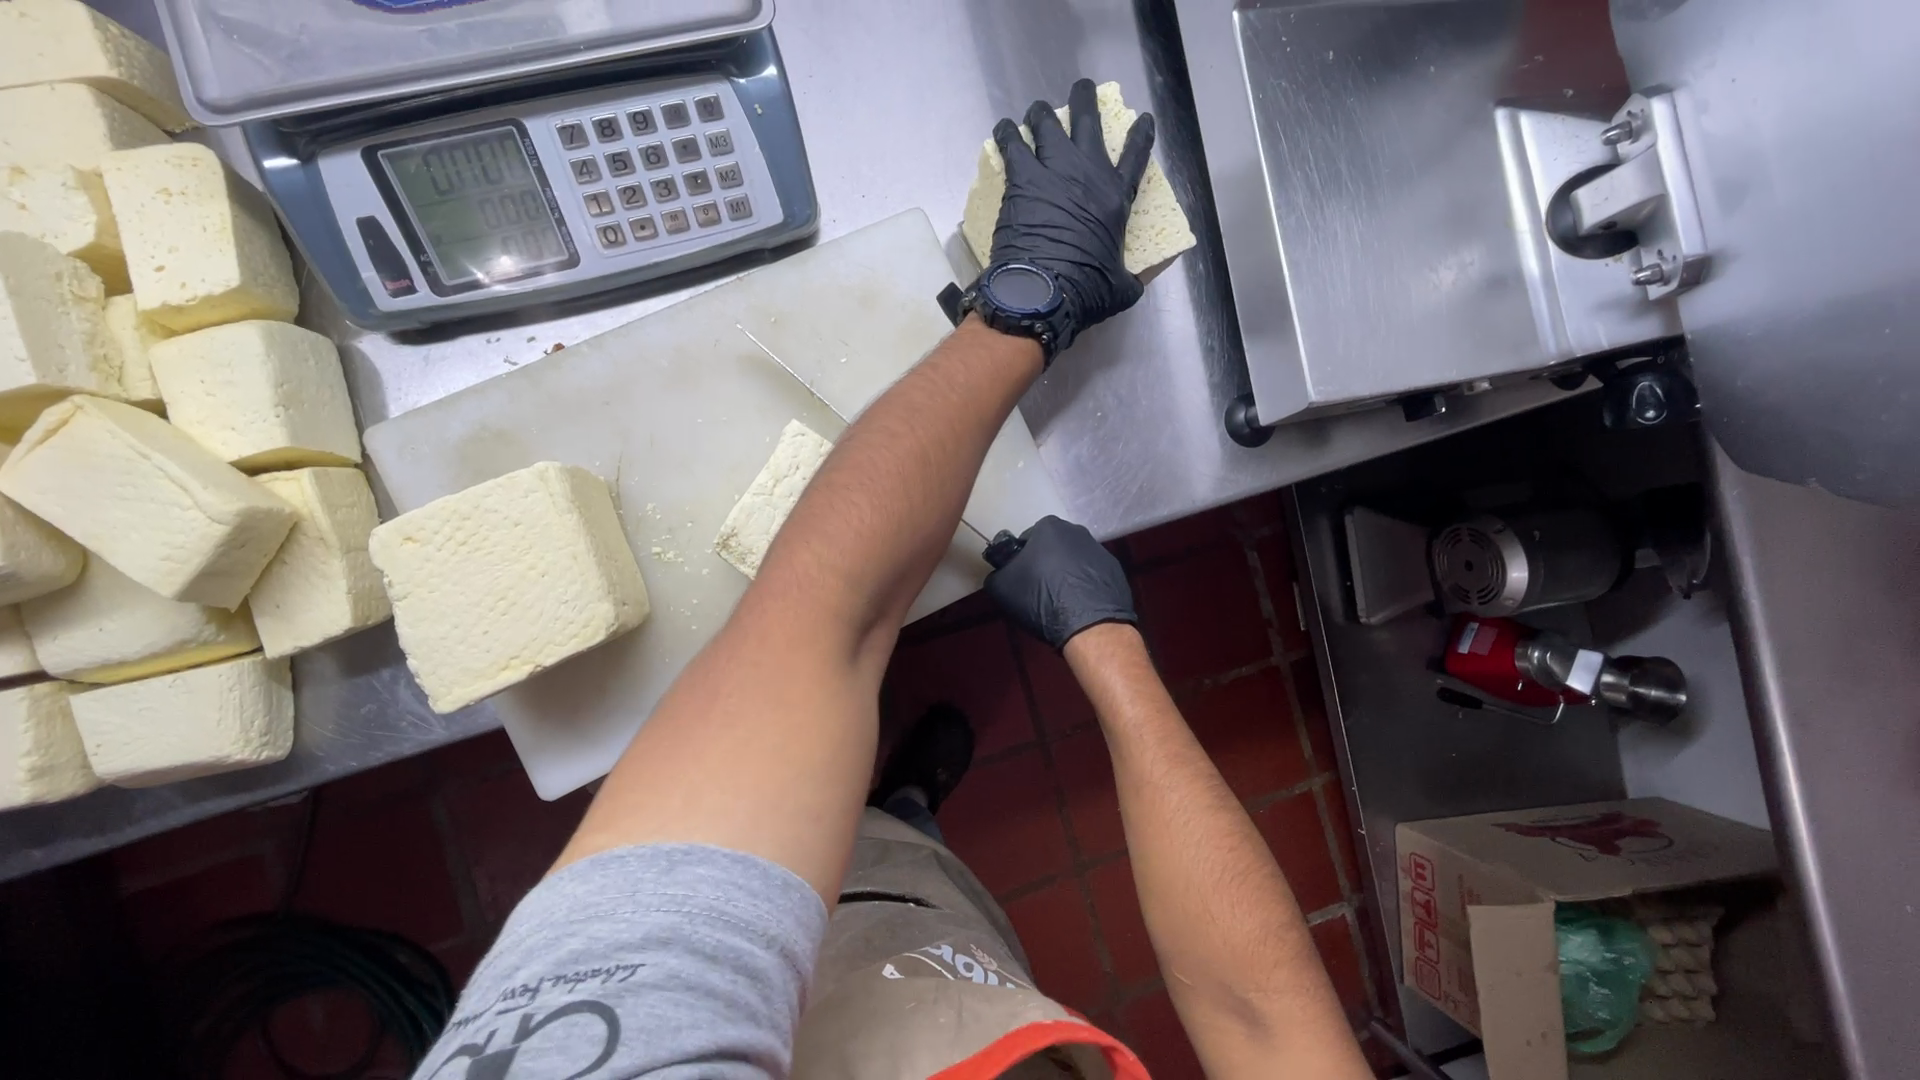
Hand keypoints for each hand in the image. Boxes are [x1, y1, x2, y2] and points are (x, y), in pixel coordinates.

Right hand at [985, 516, 1135, 649]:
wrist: (1090, 627)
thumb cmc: (1041, 599)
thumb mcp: (1001, 587)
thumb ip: (997, 573)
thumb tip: (1001, 573)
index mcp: (1049, 527)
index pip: (1027, 540)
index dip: (1021, 560)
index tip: (1021, 579)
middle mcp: (1077, 532)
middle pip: (1053, 548)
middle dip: (1046, 564)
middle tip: (1039, 591)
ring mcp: (1101, 551)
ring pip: (1074, 561)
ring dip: (1067, 575)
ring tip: (1062, 602)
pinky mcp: (1116, 572)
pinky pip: (1093, 576)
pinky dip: (1085, 587)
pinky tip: (1080, 606)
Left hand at [989, 78, 1155, 354]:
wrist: (1042, 291)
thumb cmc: (1085, 292)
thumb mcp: (1121, 288)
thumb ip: (1131, 279)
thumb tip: (1137, 285)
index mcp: (1117, 199)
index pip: (1136, 155)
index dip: (1141, 135)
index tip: (1143, 120)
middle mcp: (1088, 175)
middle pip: (1088, 121)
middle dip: (1084, 99)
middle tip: (1080, 89)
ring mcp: (1053, 171)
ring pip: (1047, 124)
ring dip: (1041, 114)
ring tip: (1035, 112)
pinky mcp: (1022, 178)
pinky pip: (1013, 143)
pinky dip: (1008, 133)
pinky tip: (1004, 129)